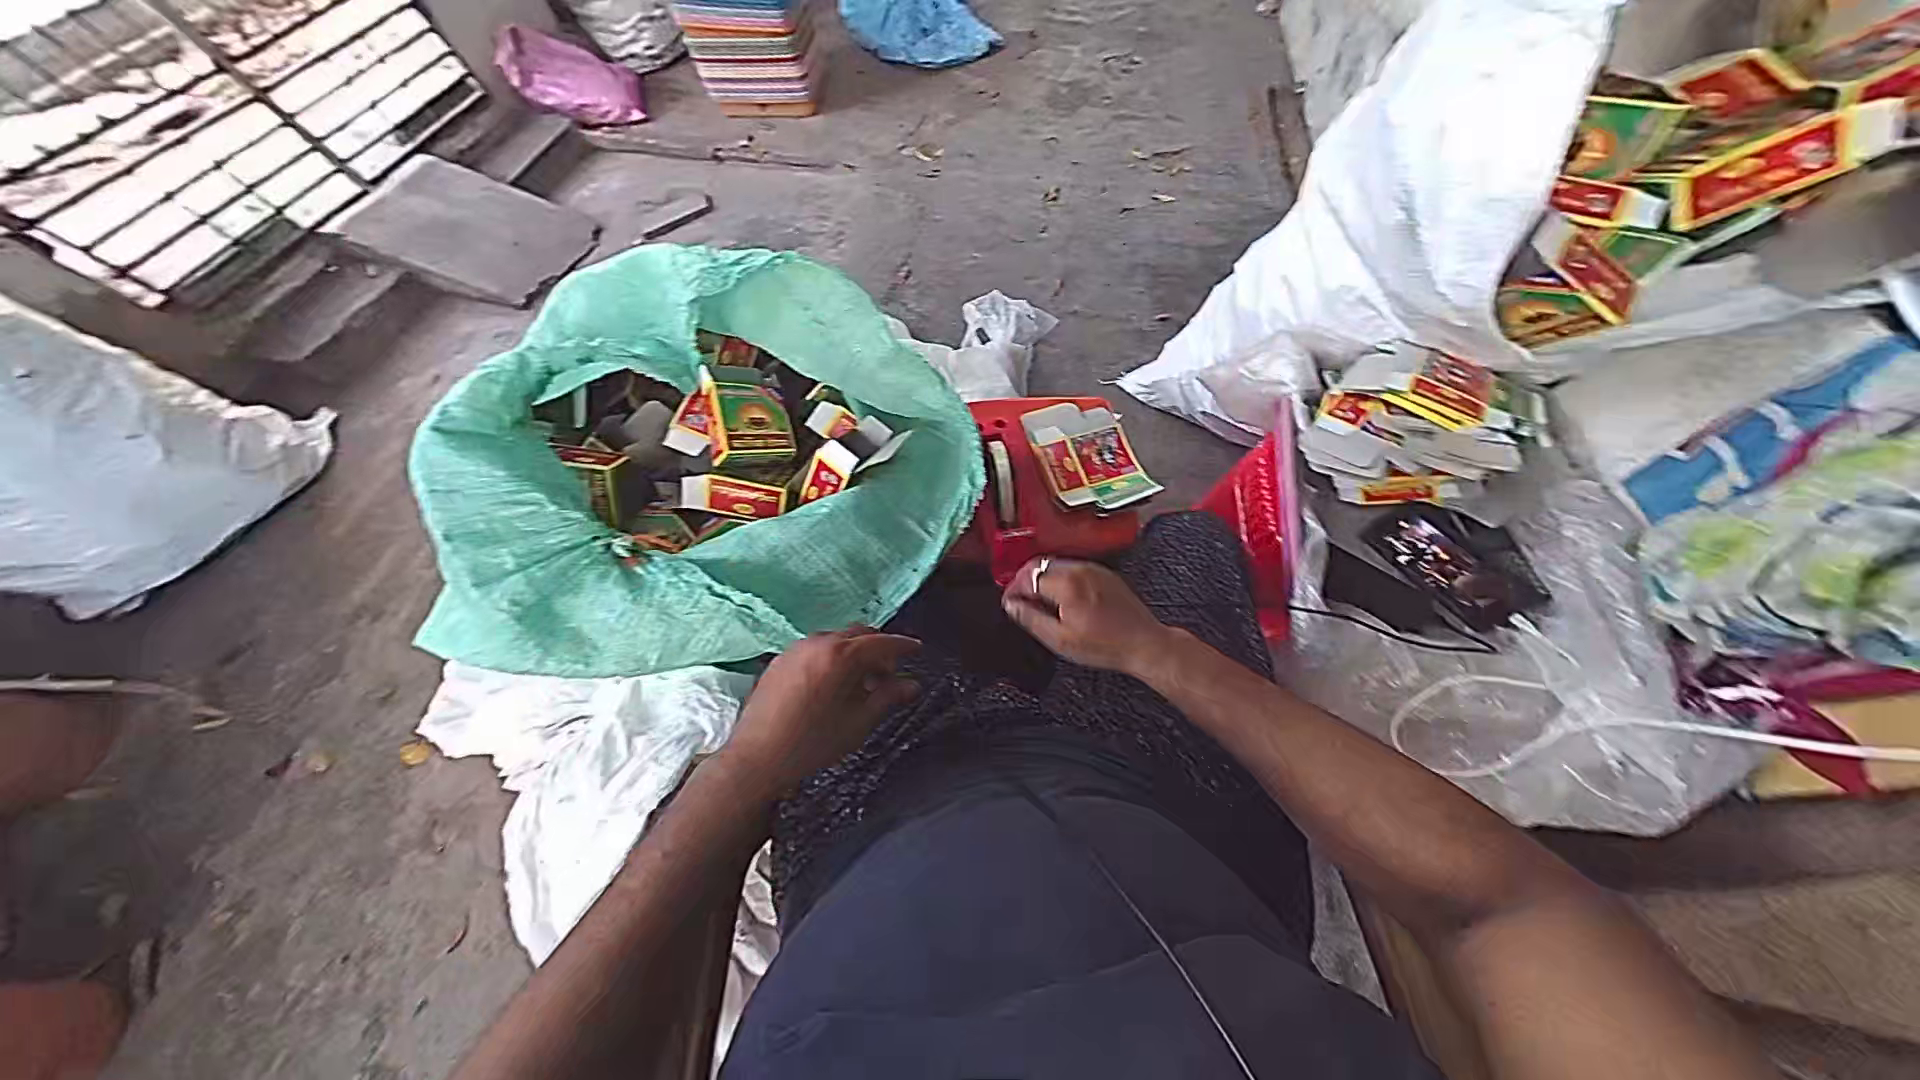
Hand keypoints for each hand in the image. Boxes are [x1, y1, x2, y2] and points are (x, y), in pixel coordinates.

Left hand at [717, 627, 920, 797]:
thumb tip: (911, 685)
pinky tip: (833, 685)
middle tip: (889, 675)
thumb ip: (888, 698)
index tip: (916, 650)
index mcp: (840, 656)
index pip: (881, 642)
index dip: (902, 646)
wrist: (757, 760)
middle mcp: (817, 643)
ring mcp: (795, 650)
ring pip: (835, 640)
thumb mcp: (858, 723)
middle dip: (877, 649)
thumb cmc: (812, 744)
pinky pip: (815, 649)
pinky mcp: (779, 661)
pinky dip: (831, 658)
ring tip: (860, 684)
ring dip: (853, 654)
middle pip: (858, 634)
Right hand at [1001, 557, 1177, 674]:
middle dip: (1025, 581)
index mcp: (1067, 584)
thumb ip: (1031, 619)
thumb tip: (1012, 606)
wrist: (1143, 644)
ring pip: (1056, 565)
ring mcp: (1094, 570)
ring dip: (1042, 580)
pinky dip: (1060, 580)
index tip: (1010, 602)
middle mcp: (1081, 570)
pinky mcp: (1103, 574)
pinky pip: (1073, 569)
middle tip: (1020, 600)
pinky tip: (1062, 600)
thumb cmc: (1108, 645)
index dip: (1013, 589)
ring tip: (1040, 603)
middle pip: (1040, 565)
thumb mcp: (1060, 640)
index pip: (1027, 576)